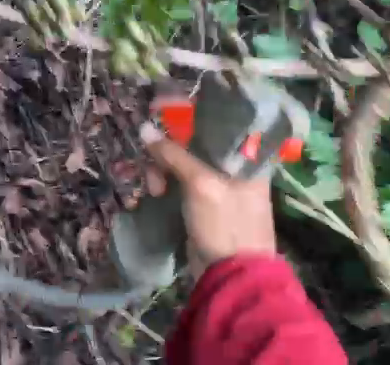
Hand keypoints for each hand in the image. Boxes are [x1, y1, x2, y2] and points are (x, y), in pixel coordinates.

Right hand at [140, 122, 278, 276]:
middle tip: (155, 167)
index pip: (216, 127)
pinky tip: (155, 195)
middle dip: (166, 152)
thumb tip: (143, 127)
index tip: (159, 111)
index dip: (187, 117)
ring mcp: (217, 190)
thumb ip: (173, 153)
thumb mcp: (201, 184)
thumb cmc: (226, 226)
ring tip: (155, 189)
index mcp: (246, 164)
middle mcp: (233, 172)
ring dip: (160, 171)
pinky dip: (163, 185)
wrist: (233, 278)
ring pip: (179, 164)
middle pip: (190, 145)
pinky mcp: (201, 205)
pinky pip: (176, 182)